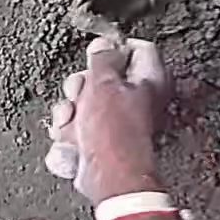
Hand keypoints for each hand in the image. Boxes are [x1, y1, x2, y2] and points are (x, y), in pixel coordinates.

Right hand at [44, 37, 169, 202]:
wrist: (106, 176)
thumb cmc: (113, 132)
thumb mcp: (103, 83)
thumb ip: (102, 58)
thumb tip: (104, 43)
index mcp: (150, 80)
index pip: (137, 48)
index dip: (112, 49)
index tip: (95, 57)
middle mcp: (138, 99)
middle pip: (101, 76)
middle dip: (80, 85)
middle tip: (79, 95)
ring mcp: (118, 121)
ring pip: (83, 102)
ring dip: (69, 111)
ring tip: (71, 124)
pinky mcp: (101, 139)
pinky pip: (77, 126)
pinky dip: (69, 132)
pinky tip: (71, 139)